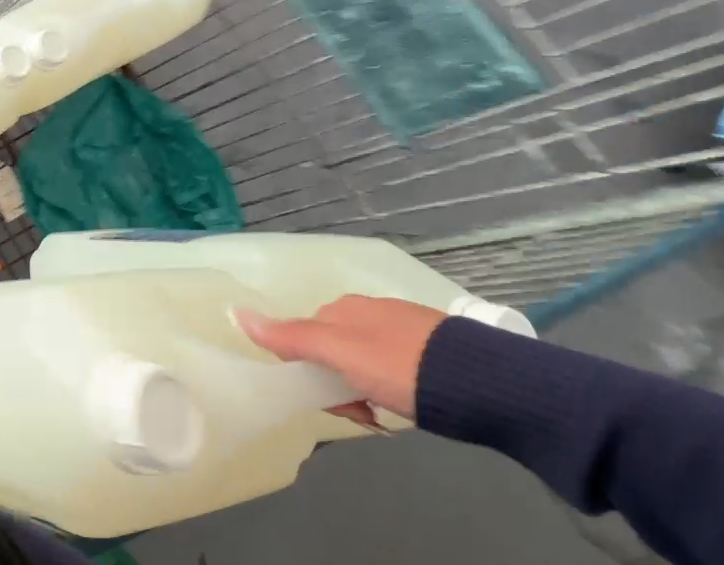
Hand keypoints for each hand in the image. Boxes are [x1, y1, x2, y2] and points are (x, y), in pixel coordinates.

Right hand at [235, 295, 447, 420]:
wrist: (485, 382)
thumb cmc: (401, 366)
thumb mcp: (339, 354)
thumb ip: (291, 337)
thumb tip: (237, 314)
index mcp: (342, 308)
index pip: (304, 336)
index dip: (308, 370)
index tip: (332, 401)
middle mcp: (368, 310)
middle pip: (333, 350)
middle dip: (338, 384)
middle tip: (361, 414)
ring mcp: (404, 327)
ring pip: (364, 360)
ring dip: (365, 388)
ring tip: (387, 416)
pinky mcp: (434, 347)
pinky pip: (396, 366)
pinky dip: (393, 386)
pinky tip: (409, 403)